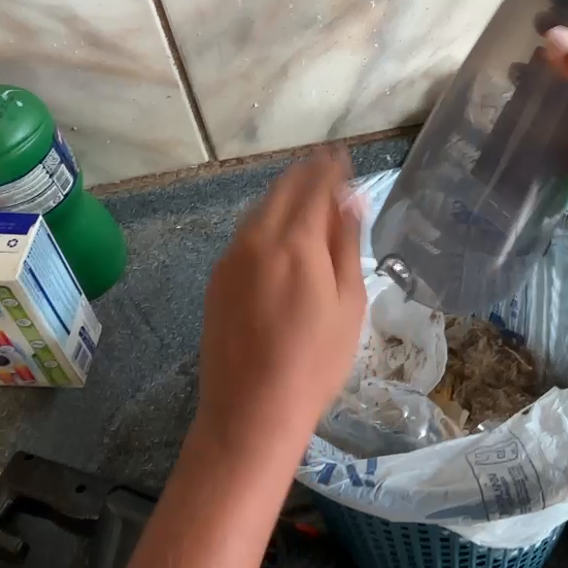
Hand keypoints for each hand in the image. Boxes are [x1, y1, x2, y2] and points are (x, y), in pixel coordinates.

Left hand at [196, 148, 367, 457]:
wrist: (250, 411)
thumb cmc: (315, 362)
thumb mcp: (348, 303)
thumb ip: (346, 244)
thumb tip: (350, 199)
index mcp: (295, 242)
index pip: (314, 186)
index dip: (330, 168)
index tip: (341, 155)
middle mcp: (257, 239)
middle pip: (282, 189)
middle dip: (305, 173)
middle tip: (325, 165)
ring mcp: (231, 257)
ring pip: (260, 209)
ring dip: (283, 193)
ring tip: (305, 191)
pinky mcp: (217, 278)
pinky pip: (245, 232)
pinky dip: (265, 219)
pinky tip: (278, 230)